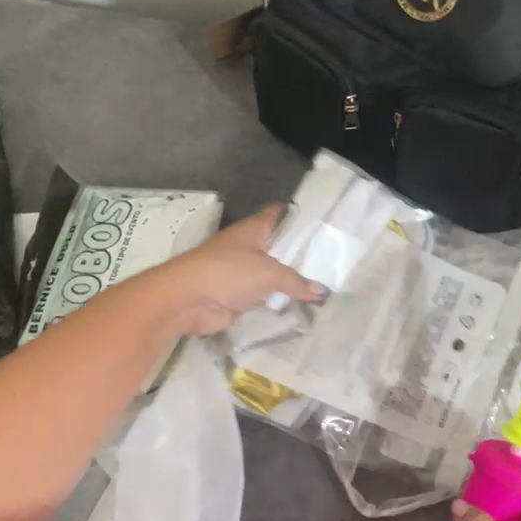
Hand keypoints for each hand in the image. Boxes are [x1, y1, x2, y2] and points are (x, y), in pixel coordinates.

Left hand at [157, 206, 324, 335]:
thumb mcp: (269, 272)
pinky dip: (280, 302)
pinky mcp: (239, 297)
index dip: (300, 216)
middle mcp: (249, 247)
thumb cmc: (226, 273)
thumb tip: (323, 292)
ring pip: (274, 275)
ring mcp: (242, 273)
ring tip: (327, 286)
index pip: (280, 214)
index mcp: (254, 229)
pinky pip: (266, 298)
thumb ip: (297, 281)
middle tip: (335, 261)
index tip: (325, 224)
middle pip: (281, 247)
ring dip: (293, 282)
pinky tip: (304, 307)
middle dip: (303, 254)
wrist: (185, 300)